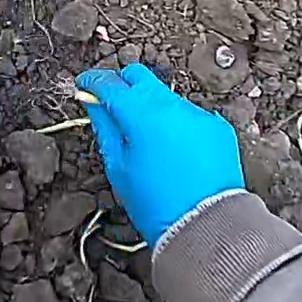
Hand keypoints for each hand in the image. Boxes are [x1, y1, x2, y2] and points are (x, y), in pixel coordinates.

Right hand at [76, 63, 244, 244]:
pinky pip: (189, 114)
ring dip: (152, 108)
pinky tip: (175, 151)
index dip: (93, 81)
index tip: (85, 84)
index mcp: (142, 114)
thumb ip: (105, 127)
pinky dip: (177, 125)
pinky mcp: (216, 125)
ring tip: (148, 142)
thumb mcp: (119, 167)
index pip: (110, 83)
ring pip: (165, 96)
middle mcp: (171, 105)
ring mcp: (196, 113)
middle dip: (123, 86)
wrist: (206, 226)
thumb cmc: (158, 205)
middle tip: (113, 107)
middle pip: (140, 76)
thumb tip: (93, 102)